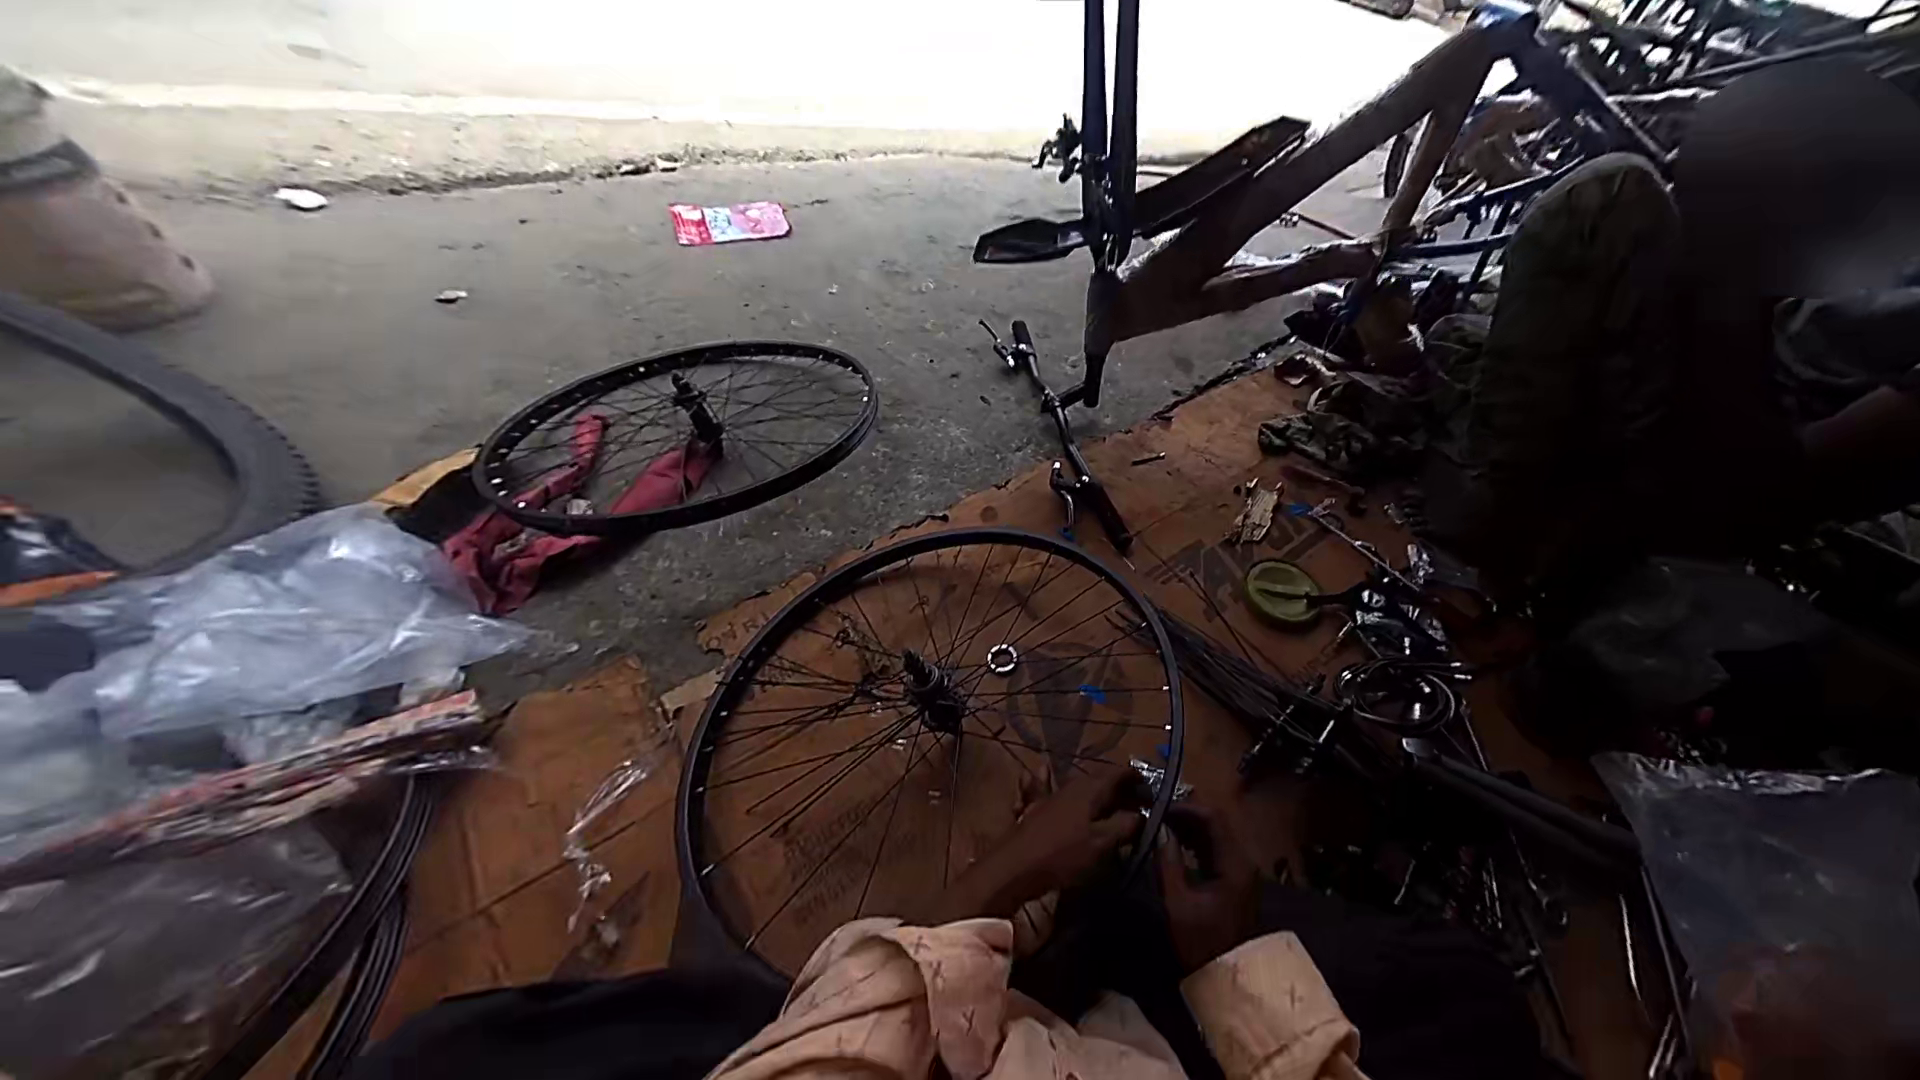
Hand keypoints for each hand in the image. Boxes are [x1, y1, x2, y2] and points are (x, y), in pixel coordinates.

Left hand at [934, 766, 1146, 921]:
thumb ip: (1126, 826)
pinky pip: (1053, 792)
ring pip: (1082, 790)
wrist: (1014, 868)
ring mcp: (1052, 797)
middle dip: (1122, 791)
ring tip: (1115, 812)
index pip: (1119, 772)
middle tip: (1140, 809)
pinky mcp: (1038, 811)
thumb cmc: (1062, 854)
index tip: (1154, 793)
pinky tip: (1051, 784)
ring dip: (1100, 798)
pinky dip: (1058, 789)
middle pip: (1102, 782)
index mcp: (1090, 788)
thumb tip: (1142, 814)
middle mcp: (1071, 785)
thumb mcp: (1102, 843)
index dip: (1138, 779)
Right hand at [1157, 803, 1260, 973]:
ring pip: (1215, 833)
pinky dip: (1195, 841)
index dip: (1184, 807)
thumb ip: (1167, 860)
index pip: (1212, 817)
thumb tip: (1158, 827)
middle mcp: (1243, 860)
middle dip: (1184, 815)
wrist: (1229, 979)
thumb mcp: (1177, 902)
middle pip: (1215, 822)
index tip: (1158, 808)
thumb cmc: (1202, 941)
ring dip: (1189, 827)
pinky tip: (1174, 845)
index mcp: (1234, 863)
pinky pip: (1215, 848)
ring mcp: (1241, 870)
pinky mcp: (1235, 879)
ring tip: (1160, 827)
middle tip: (1155, 815)